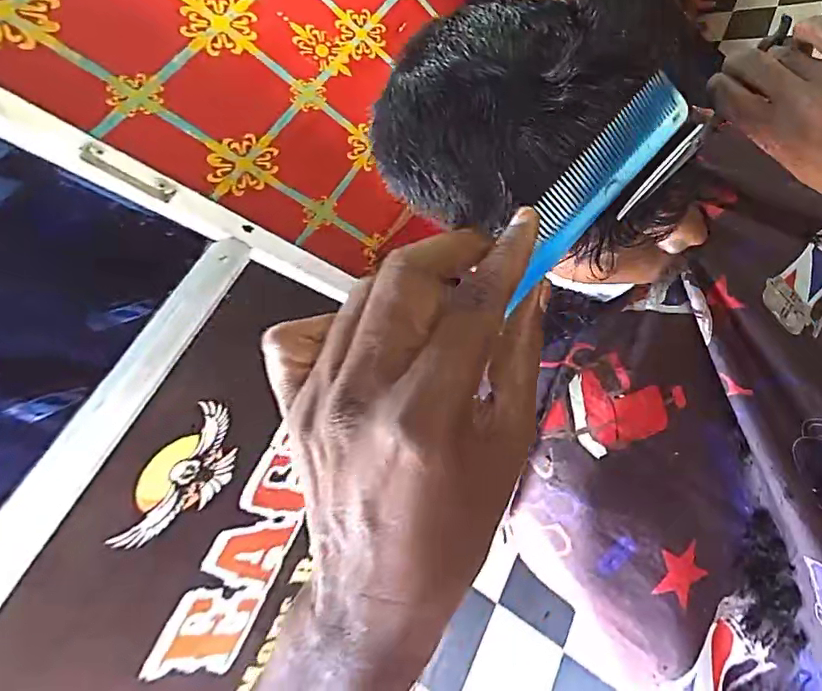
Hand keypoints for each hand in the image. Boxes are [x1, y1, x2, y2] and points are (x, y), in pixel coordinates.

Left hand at [258, 213, 546, 689]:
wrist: (373, 594)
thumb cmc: (459, 525)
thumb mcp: (509, 441)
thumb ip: (518, 353)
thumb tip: (532, 287)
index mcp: (424, 413)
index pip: (471, 305)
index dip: (506, 256)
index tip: (528, 225)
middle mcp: (359, 394)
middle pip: (402, 278)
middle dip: (453, 250)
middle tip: (486, 256)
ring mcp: (314, 396)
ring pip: (360, 292)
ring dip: (414, 277)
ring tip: (447, 293)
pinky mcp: (289, 403)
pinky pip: (309, 327)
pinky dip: (351, 313)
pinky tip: (382, 333)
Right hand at [709, 16, 821, 221]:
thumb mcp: (793, 165)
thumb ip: (764, 132)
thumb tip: (742, 103)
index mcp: (776, 132)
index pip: (728, 93)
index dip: (718, 86)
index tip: (722, 86)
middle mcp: (797, 99)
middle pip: (748, 61)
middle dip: (738, 64)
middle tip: (745, 70)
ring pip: (785, 49)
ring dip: (779, 59)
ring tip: (788, 68)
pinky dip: (808, 29)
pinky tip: (805, 37)